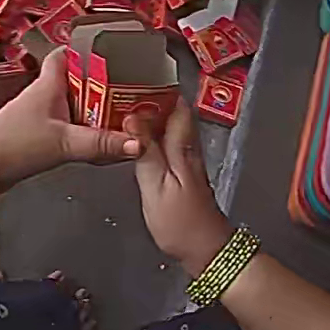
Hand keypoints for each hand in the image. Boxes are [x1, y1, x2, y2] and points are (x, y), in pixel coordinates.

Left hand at [0, 47, 139, 188]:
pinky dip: (86, 128)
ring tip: (124, 109)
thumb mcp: (64, 142)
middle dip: (103, 81)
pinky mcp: (40, 135)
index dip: (88, 48)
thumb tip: (137, 143)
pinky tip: (102, 137)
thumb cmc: (14, 144)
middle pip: (79, 79)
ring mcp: (42, 115)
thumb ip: (102, 144)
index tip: (112, 49)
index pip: (68, 53)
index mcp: (49, 83)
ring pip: (76, 103)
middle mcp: (46, 94)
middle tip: (130, 84)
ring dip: (96, 105)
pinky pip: (70, 125)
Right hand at [126, 101, 232, 272]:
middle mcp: (188, 148)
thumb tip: (134, 116)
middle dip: (153, 100)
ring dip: (153, 117)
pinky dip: (155, 136)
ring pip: (172, 128)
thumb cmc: (179, 221)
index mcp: (183, 147)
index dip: (160, 89)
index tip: (136, 78)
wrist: (206, 251)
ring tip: (125, 110)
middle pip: (174, 114)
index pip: (177, 106)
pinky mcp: (184, 174)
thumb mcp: (156, 186)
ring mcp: (188, 161)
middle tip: (123, 91)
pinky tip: (138, 140)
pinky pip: (169, 144)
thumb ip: (145, 151)